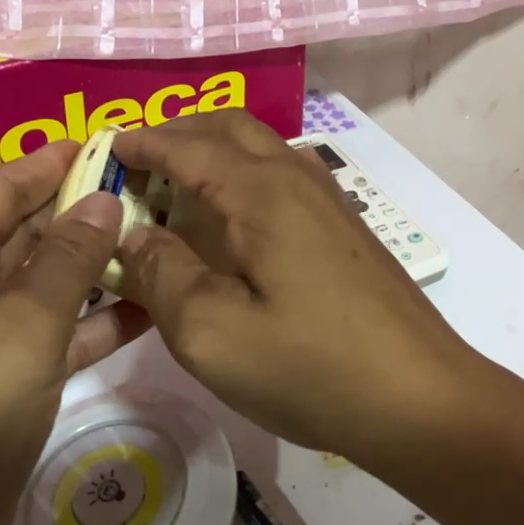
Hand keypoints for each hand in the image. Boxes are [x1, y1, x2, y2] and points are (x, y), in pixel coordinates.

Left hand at [0, 141, 148, 524]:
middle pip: (25, 230)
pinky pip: (56, 330)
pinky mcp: (5, 378)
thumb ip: (68, 258)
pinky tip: (151, 304)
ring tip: (162, 236)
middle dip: (83, 209)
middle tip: (152, 188)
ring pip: (46, 281)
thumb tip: (104, 199)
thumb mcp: (21, 325)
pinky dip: (97, 318)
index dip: (50, 161)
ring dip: (97, 263)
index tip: (109, 140)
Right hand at [110, 111, 481, 459]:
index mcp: (261, 192)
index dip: (142, 143)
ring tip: (175, 188)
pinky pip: (282, 175)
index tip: (103, 149)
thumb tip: (137, 235)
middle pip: (230, 127)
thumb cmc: (311, 367)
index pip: (188, 146)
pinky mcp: (343, 225)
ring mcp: (328, 199)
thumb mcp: (212, 334)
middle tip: (136, 165)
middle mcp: (297, 177)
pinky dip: (243, 174)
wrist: (419, 397)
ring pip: (261, 147)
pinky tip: (231, 220)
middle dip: (178, 133)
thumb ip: (163, 275)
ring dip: (213, 151)